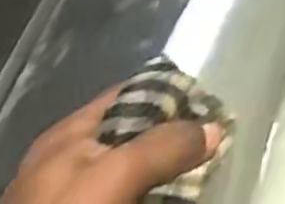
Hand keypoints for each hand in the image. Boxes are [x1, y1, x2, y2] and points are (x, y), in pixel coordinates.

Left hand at [2, 88, 224, 203]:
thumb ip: (167, 144)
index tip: (212, 110)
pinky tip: (175, 200)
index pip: (137, 91)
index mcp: (70, 134)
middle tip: (211, 148)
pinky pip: (130, 199)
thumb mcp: (115, 175)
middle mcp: (70, 160)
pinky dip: (155, 197)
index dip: (177, 94)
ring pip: (137, 172)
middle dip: (177, 139)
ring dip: (169, 175)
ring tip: (200, 178)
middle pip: (140, 133)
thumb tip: (214, 130)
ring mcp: (74, 199)